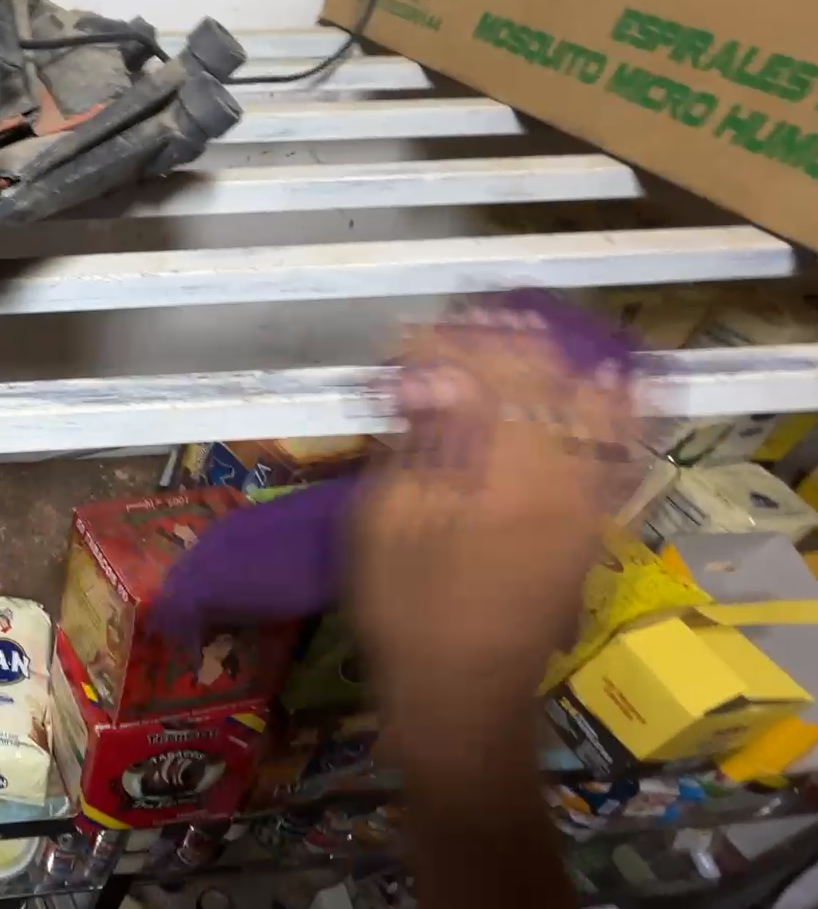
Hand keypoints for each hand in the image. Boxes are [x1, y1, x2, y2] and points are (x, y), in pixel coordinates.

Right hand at [345, 303, 629, 908]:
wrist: (460, 685)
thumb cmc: (403, 604)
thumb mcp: (384, 522)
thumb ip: (416, 445)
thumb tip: (428, 376)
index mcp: (504, 479)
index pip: (492, 381)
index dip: (451, 345)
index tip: (406, 332)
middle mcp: (567, 481)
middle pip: (552, 386)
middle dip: (505, 343)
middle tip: (459, 322)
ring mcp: (592, 504)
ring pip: (597, 411)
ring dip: (558, 363)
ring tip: (520, 332)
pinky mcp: (595, 524)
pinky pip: (623, 451)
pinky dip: (612, 409)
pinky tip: (602, 382)